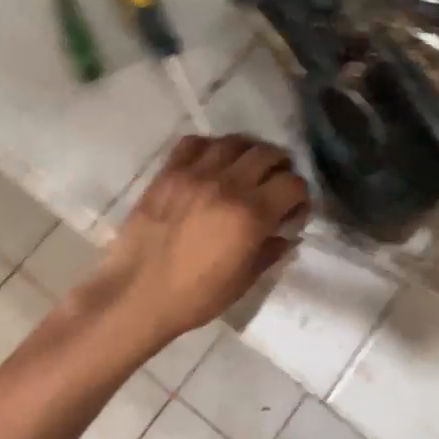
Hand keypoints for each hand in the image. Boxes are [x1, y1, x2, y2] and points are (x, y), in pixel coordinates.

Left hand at [78, 135, 309, 344]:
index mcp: (252, 214)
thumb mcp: (243, 281)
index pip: (293, 183)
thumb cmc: (195, 297)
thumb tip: (287, 235)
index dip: (301, 195)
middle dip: (280, 166)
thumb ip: (270, 252)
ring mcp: (195, 174)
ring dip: (248, 151)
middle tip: (275, 182)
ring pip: (234, 141)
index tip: (295, 208)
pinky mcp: (168, 173)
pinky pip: (194, 143)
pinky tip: (210, 163)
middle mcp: (228, 184)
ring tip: (246, 166)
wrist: (137, 295)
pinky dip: (209, 147)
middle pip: (267, 153)